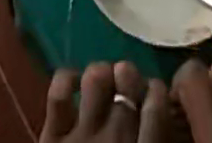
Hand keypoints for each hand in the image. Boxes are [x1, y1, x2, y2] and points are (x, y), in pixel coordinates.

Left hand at [41, 61, 169, 142]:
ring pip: (96, 77)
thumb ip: (153, 138)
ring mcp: (81, 135)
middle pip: (128, 87)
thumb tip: (160, 118)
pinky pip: (60, 91)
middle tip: (128, 80)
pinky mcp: (51, 135)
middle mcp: (116, 136)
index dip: (157, 92)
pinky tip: (75, 84)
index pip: (157, 110)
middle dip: (130, 77)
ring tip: (104, 80)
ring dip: (102, 74)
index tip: (156, 87)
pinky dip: (67, 80)